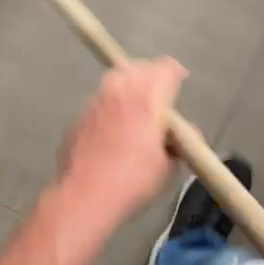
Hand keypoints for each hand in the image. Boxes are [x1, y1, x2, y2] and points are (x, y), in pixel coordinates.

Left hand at [53, 58, 186, 227]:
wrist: (84, 197)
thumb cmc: (133, 182)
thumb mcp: (168, 168)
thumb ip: (180, 145)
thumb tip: (183, 137)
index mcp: (148, 101)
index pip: (165, 69)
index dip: (175, 72)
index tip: (180, 78)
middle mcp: (121, 93)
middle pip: (139, 67)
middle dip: (152, 73)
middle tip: (159, 89)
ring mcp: (97, 102)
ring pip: (116, 78)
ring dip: (129, 83)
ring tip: (135, 100)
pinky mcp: (80, 116)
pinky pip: (100, 99)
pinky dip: (110, 103)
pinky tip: (113, 123)